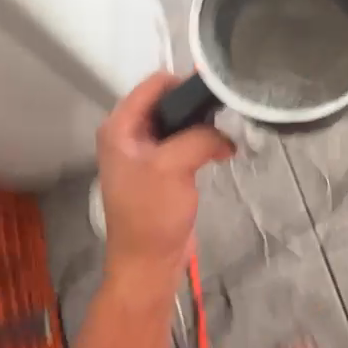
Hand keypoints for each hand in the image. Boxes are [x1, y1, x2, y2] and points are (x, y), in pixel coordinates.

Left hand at [97, 72, 234, 299]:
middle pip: (166, 103)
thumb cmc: (152, 214)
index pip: (154, 84)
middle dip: (196, 107)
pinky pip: (183, 146)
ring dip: (202, 128)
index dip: (184, 83)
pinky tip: (222, 153)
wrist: (148, 264)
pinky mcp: (161, 172)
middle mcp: (128, 135)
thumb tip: (224, 134)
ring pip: (178, 125)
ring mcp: (144, 155)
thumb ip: (199, 137)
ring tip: (227, 134)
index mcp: (120, 127)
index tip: (216, 91)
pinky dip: (202, 146)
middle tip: (227, 112)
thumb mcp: (173, 167)